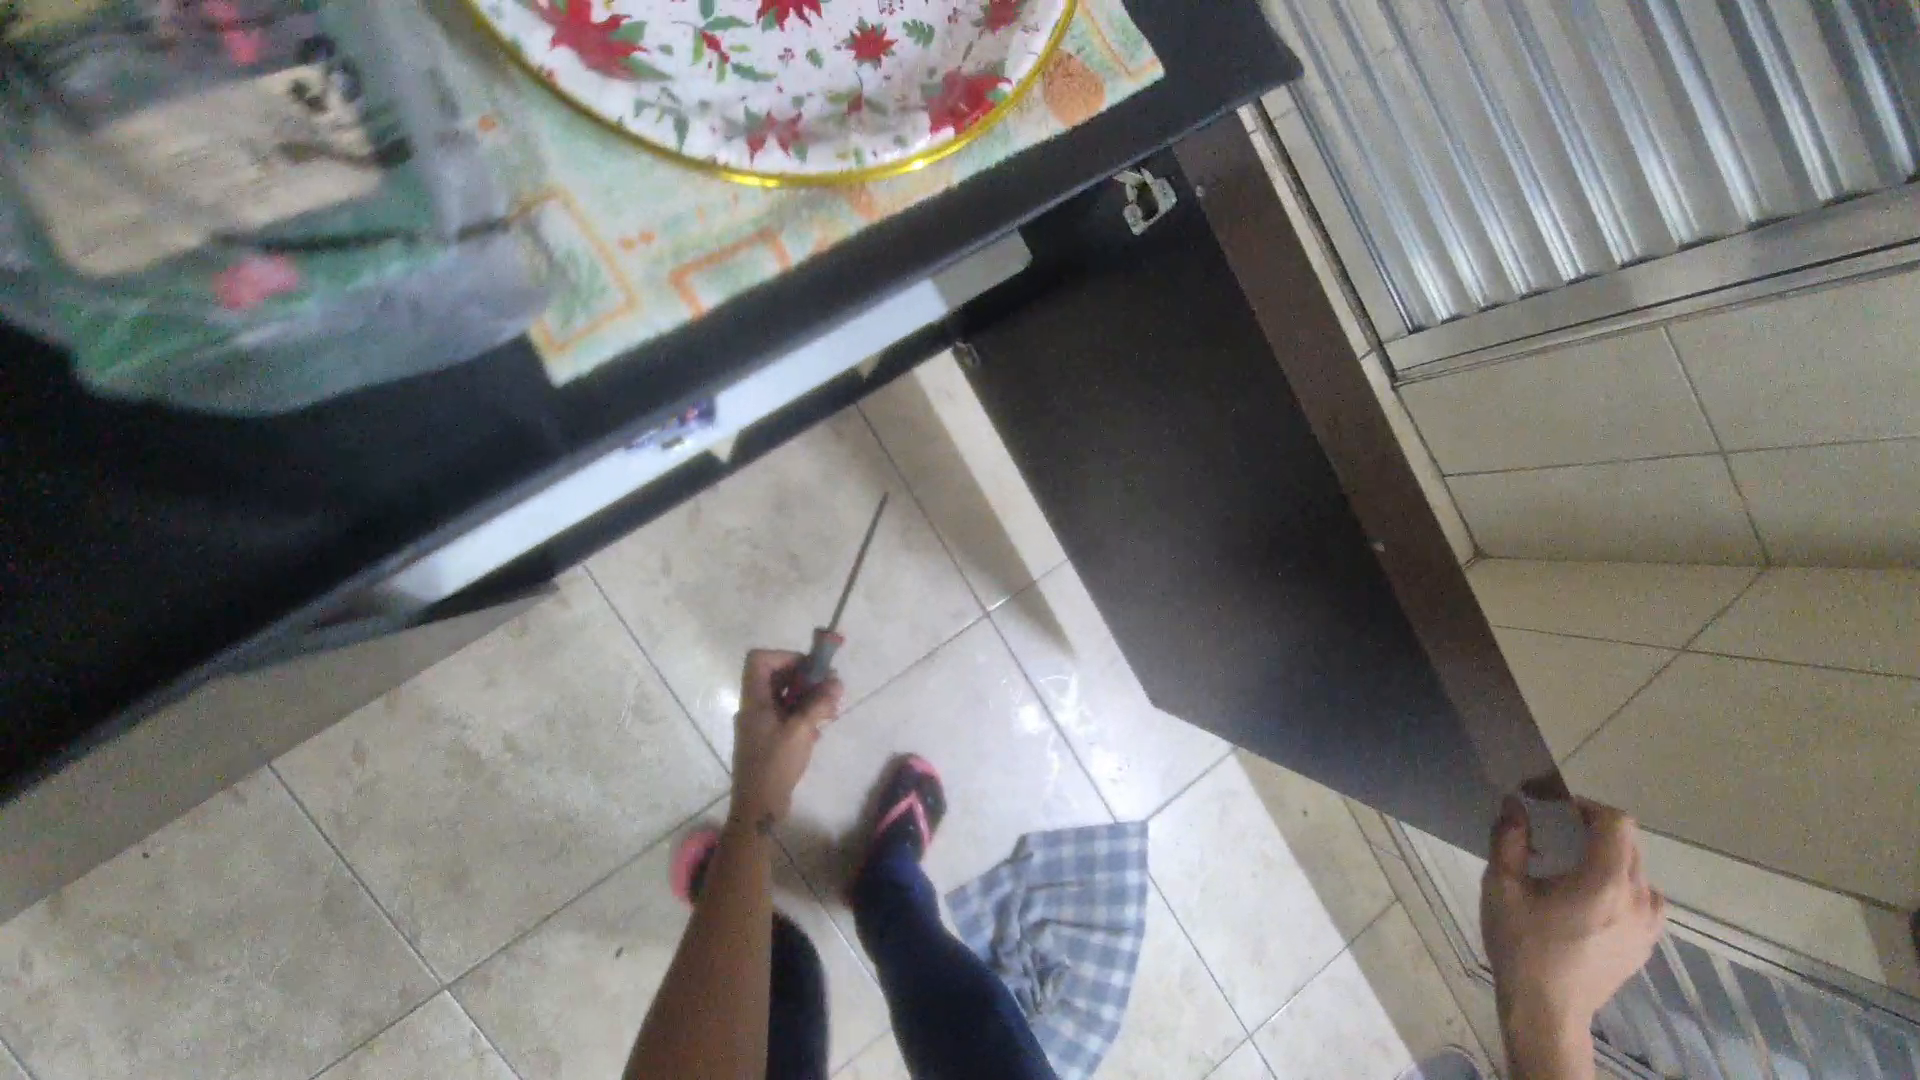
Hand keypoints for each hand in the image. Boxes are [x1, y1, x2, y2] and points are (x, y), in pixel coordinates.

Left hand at [729, 649, 843, 830]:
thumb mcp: (801, 730)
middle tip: (829, 686)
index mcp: (754, 700)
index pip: (759, 660)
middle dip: (804, 678)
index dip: (785, 656)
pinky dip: (802, 715)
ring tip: (830, 709)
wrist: (758, 806)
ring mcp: (759, 725)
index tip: (810, 667)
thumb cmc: (775, 764)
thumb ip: (819, 703)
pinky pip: (785, 716)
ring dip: (807, 697)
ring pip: (783, 698)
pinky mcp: (767, 740)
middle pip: (775, 677)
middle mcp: (753, 708)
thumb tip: (836, 682)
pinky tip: (819, 729)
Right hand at [1483, 796, 1664, 1076]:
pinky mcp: (1647, 943)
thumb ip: (1509, 840)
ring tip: (1568, 869)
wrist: (1546, 1009)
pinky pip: (1641, 898)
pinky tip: (1583, 899)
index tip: (1554, 811)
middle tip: (1552, 836)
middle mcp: (1638, 900)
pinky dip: (1616, 885)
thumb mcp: (1500, 886)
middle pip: (1628, 844)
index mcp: (1604, 883)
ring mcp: (1649, 925)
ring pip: (1636, 871)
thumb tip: (1514, 805)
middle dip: (1591, 830)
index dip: (1587, 807)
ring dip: (1606, 858)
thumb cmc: (1520, 945)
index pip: (1617, 823)